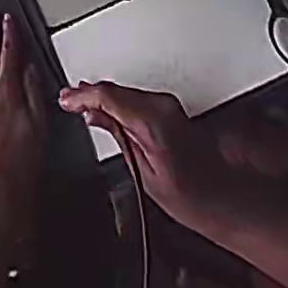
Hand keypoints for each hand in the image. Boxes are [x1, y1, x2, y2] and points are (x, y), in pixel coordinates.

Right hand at [57, 81, 261, 237]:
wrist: (222, 196)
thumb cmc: (190, 195)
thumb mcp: (143, 173)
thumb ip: (118, 137)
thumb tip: (95, 116)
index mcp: (152, 121)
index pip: (108, 96)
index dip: (82, 95)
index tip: (66, 99)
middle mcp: (161, 105)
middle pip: (115, 90)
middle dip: (89, 93)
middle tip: (67, 99)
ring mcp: (167, 104)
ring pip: (124, 91)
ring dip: (101, 95)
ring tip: (79, 101)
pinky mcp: (169, 106)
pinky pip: (135, 96)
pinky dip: (117, 99)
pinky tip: (105, 105)